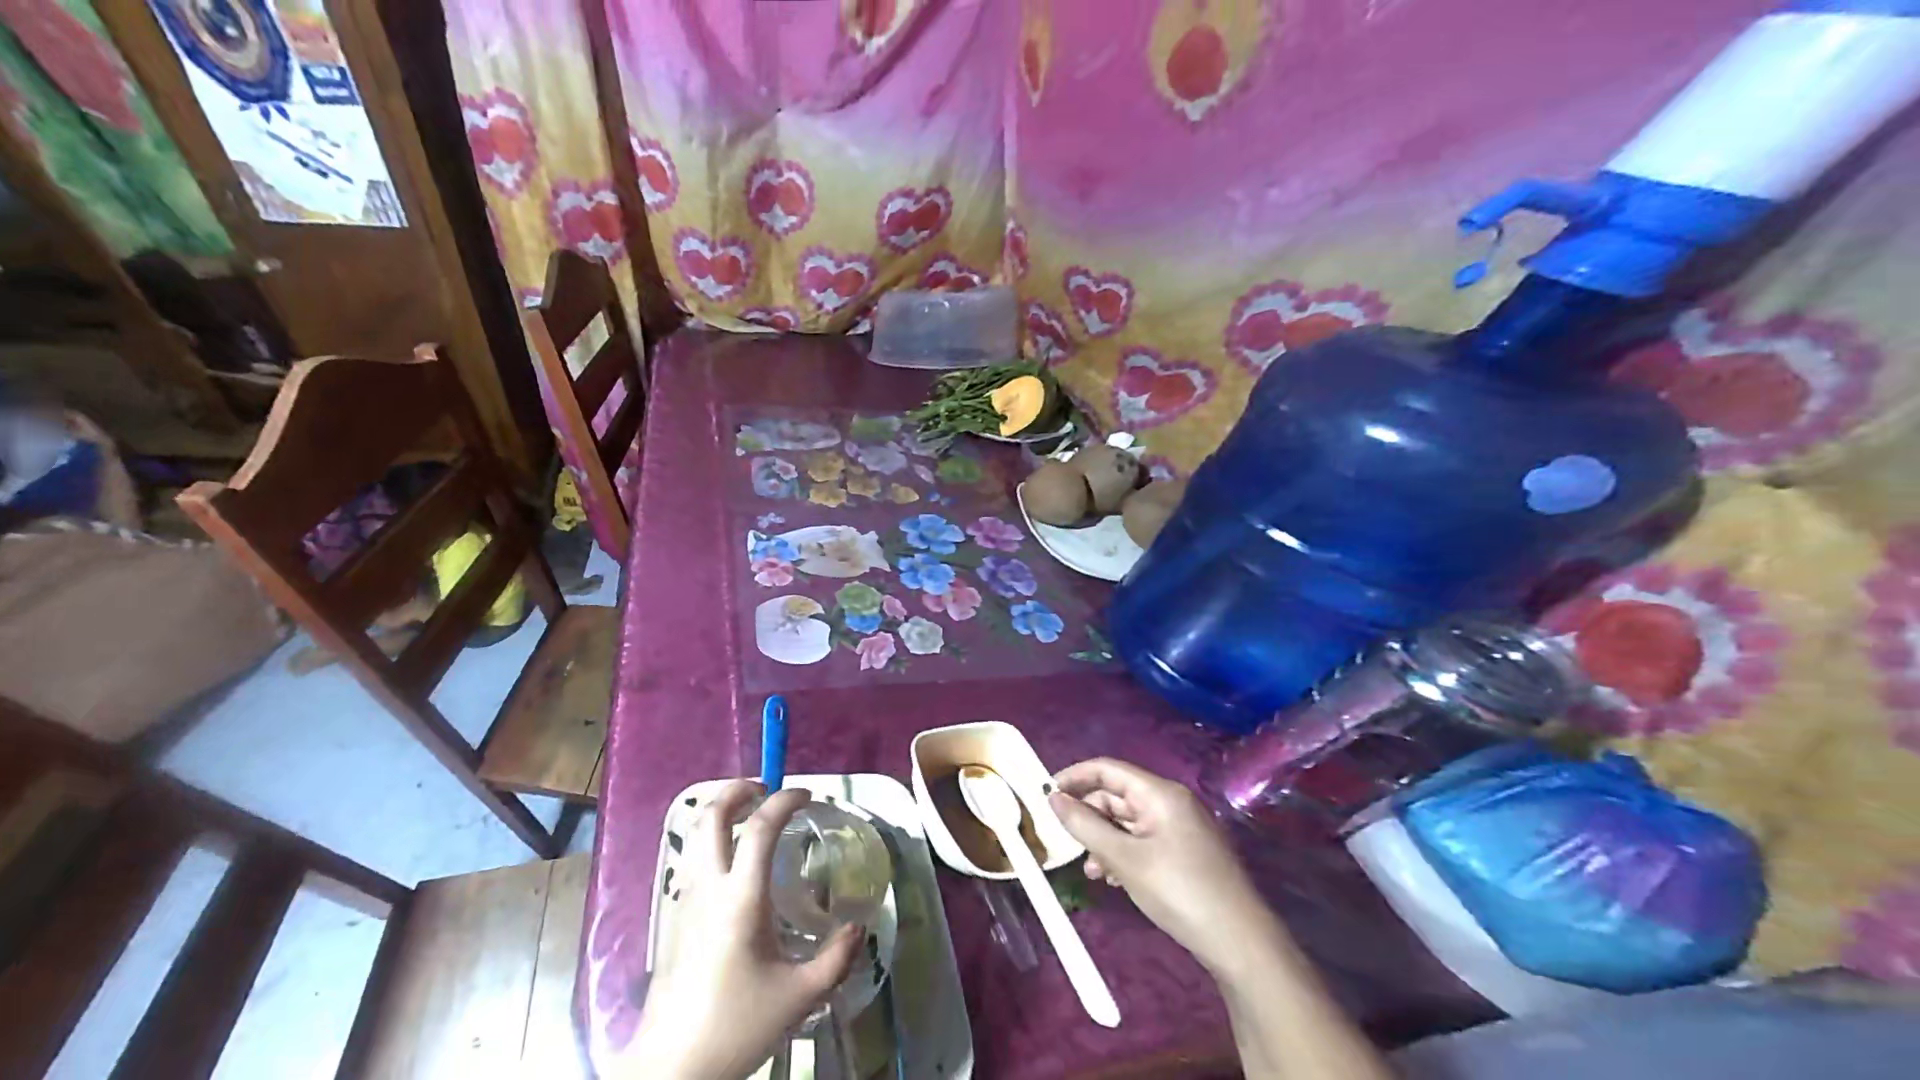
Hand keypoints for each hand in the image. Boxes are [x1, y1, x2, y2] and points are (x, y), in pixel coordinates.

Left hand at [631, 783, 863, 1079]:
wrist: (670, 1069)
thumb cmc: (735, 1026)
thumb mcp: (798, 997)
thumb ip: (835, 959)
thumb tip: (858, 929)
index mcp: (741, 898)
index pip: (760, 828)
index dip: (785, 801)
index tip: (808, 795)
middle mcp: (708, 888)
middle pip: (711, 815)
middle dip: (737, 790)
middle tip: (765, 789)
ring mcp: (685, 901)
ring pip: (695, 835)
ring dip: (720, 812)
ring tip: (748, 816)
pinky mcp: (674, 919)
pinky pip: (691, 859)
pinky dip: (711, 840)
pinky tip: (732, 863)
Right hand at [1048, 757, 1284, 977]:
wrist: (1240, 942)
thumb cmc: (1179, 891)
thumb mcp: (1125, 859)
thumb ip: (1085, 826)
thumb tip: (1053, 798)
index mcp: (1160, 793)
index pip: (1108, 768)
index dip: (1074, 776)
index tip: (1046, 795)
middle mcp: (1171, 802)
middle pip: (1118, 794)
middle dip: (1089, 814)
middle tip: (1065, 840)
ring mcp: (1180, 827)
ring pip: (1128, 821)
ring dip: (1103, 839)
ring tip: (1091, 870)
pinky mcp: (1185, 852)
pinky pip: (1143, 840)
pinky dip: (1123, 853)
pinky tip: (1113, 879)